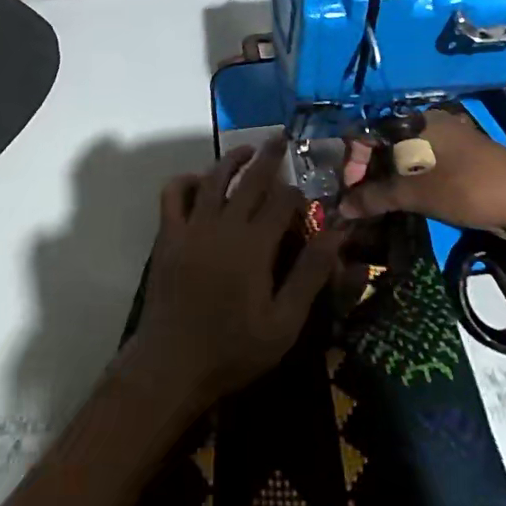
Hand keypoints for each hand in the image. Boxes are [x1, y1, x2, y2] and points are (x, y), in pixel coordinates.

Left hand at [124, 140, 343, 405]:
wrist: (170, 367)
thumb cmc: (233, 349)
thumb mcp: (284, 322)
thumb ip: (310, 274)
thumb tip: (337, 233)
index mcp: (254, 244)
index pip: (283, 200)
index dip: (300, 195)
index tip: (310, 201)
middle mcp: (223, 225)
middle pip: (250, 178)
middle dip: (271, 157)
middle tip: (283, 138)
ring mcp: (191, 228)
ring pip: (213, 178)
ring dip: (233, 159)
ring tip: (249, 150)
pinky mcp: (168, 236)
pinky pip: (173, 194)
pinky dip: (186, 180)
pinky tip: (200, 180)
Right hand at [338, 109, 505, 234]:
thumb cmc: (462, 188)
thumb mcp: (412, 194)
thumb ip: (374, 197)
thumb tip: (342, 208)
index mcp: (413, 121)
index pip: (366, 133)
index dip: (352, 161)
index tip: (350, 192)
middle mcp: (427, 122)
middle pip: (384, 143)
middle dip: (368, 173)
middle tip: (362, 204)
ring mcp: (446, 139)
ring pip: (403, 155)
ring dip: (387, 180)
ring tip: (380, 207)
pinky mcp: (459, 156)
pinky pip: (422, 164)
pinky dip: (408, 181)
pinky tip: (405, 202)